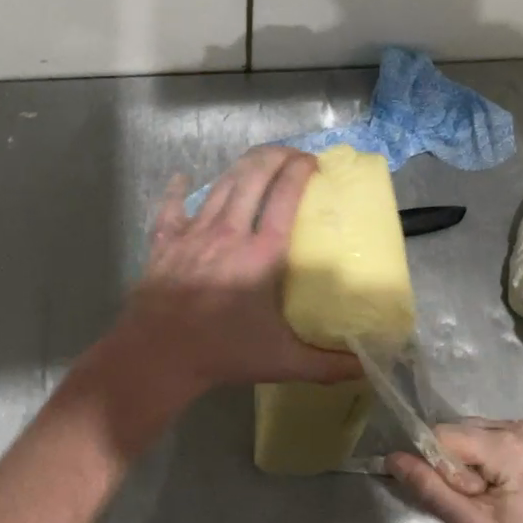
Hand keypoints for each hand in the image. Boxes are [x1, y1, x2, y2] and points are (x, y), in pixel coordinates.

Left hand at [122, 146, 361, 391]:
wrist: (156, 356)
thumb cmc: (222, 354)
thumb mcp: (283, 362)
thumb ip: (327, 364)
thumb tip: (366, 367)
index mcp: (262, 253)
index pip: (286, 195)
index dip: (301, 170)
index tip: (314, 162)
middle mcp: (229, 232)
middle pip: (254, 176)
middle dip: (276, 156)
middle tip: (292, 154)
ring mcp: (194, 233)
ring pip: (221, 185)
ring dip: (242, 167)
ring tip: (258, 162)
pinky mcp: (166, 242)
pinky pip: (172, 207)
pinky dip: (179, 190)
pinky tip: (184, 178)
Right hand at [387, 418, 522, 522]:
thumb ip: (431, 489)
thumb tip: (392, 458)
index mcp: (506, 445)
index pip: (443, 435)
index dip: (431, 463)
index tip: (443, 496)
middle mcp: (515, 426)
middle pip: (455, 433)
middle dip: (449, 466)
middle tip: (468, 505)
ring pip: (467, 436)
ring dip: (462, 465)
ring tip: (481, 501)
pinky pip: (483, 440)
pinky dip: (477, 463)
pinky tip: (491, 492)